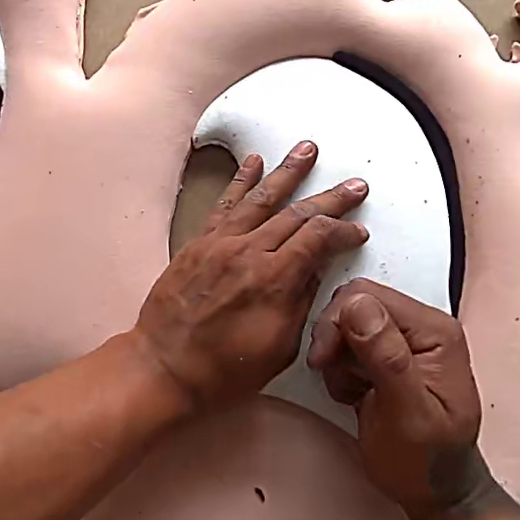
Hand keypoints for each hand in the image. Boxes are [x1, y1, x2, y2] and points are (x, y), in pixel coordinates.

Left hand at [132, 141, 368, 410]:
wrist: (163, 367)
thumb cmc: (221, 369)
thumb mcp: (279, 347)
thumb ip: (301, 302)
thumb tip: (316, 270)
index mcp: (272, 280)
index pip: (318, 239)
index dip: (343, 231)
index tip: (357, 231)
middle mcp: (246, 253)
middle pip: (297, 213)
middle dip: (330, 198)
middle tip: (354, 186)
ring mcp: (219, 244)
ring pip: (260, 197)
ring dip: (287, 171)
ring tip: (307, 150)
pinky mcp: (197, 244)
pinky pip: (223, 204)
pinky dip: (240, 181)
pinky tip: (253, 162)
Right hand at [307, 279, 494, 516]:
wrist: (433, 493)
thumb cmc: (425, 462)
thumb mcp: (407, 414)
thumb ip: (386, 358)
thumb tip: (358, 306)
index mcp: (434, 331)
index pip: (367, 296)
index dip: (337, 323)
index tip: (325, 361)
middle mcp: (422, 327)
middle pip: (353, 303)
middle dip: (335, 340)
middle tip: (336, 378)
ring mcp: (404, 340)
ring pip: (345, 323)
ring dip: (336, 357)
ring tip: (352, 392)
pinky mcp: (387, 354)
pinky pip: (347, 342)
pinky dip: (340, 367)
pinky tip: (354, 393)